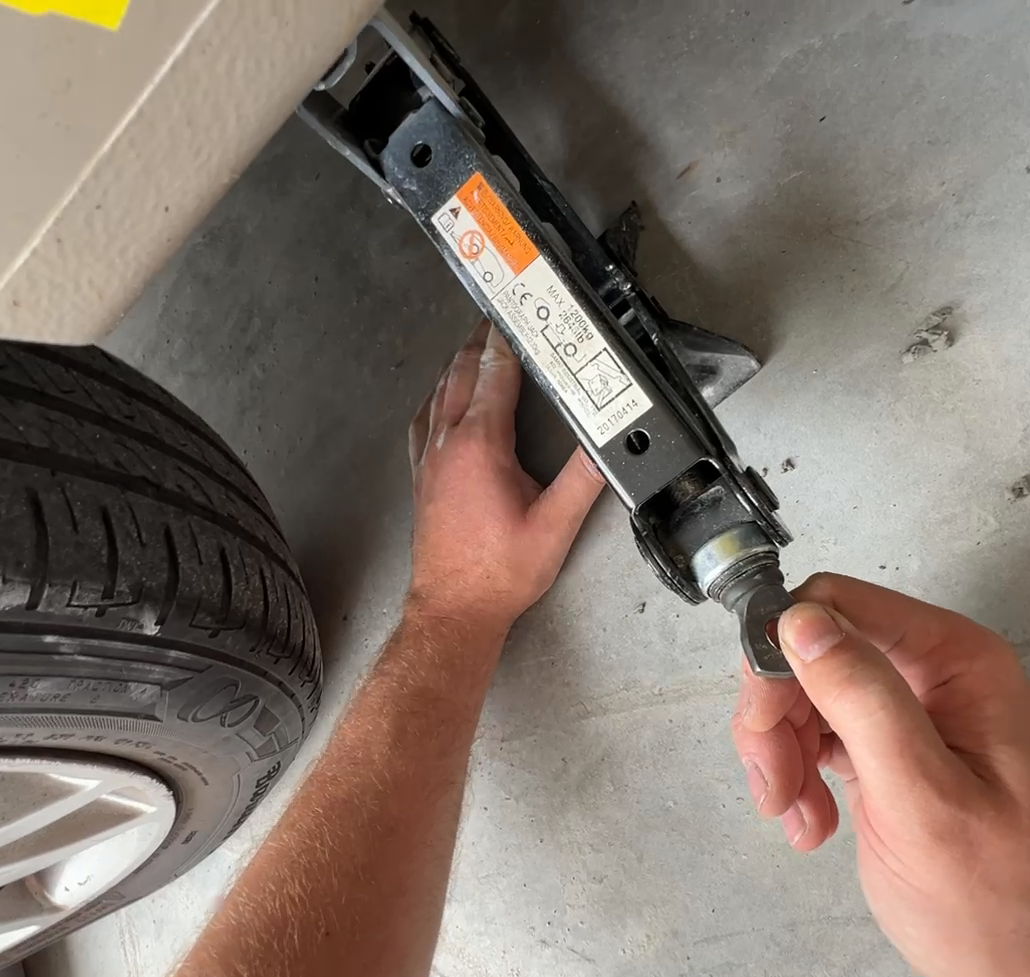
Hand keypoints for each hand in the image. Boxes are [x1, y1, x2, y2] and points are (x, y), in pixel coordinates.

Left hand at [406, 321, 604, 636]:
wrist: (453, 608)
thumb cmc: (501, 571)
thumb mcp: (554, 527)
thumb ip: (583, 480)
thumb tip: (609, 443)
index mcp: (481, 445)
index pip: (495, 377)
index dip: (507, 342)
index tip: (516, 314)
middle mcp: (448, 443)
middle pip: (462, 375)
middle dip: (481, 342)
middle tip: (499, 318)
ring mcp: (428, 458)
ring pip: (439, 393)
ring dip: (458, 364)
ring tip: (476, 346)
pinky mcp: (420, 477)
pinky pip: (423, 420)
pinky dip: (436, 396)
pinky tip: (442, 397)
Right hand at [730, 574, 1029, 976]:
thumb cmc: (991, 902)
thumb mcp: (923, 797)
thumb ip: (863, 699)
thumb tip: (797, 619)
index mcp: (958, 661)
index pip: (839, 604)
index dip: (785, 648)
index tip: (764, 717)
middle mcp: (928, 670)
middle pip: (808, 649)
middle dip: (777, 713)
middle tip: (774, 782)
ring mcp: (902, 706)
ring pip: (798, 690)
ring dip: (779, 751)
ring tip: (795, 814)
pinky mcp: (877, 742)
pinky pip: (808, 729)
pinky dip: (793, 771)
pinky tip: (808, 820)